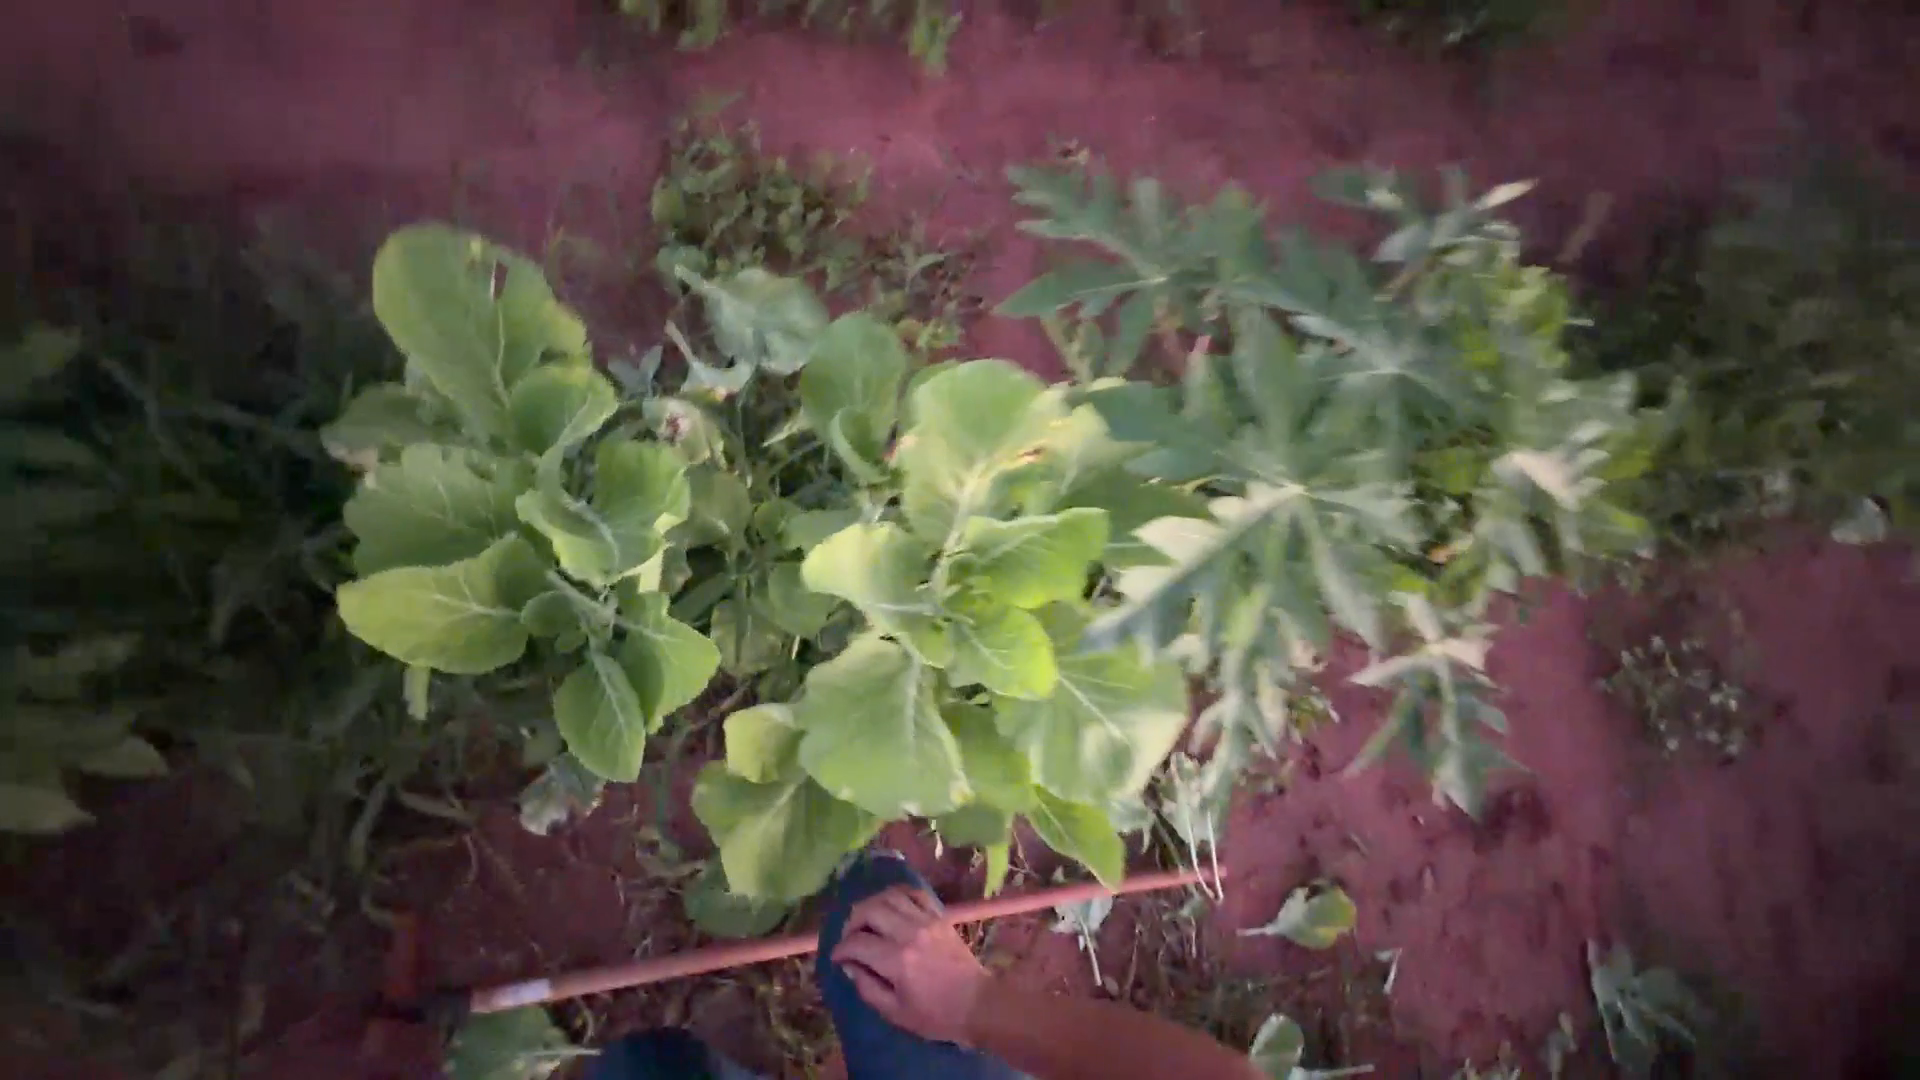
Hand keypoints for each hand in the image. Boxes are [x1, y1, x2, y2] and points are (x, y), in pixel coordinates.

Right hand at [830, 885, 991, 1045]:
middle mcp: (909, 933)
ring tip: (866, 920)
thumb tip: (848, 966)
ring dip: (872, 904)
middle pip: (870, 909)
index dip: (841, 949)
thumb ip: (868, 988)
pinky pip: (914, 893)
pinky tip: (890, 907)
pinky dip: (897, 895)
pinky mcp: (939, 915)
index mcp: (897, 961)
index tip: (837, 957)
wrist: (975, 1002)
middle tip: (849, 936)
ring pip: (890, 896)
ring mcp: (926, 920)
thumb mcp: (895, 1013)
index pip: (858, 943)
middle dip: (852, 921)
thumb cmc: (934, 1015)